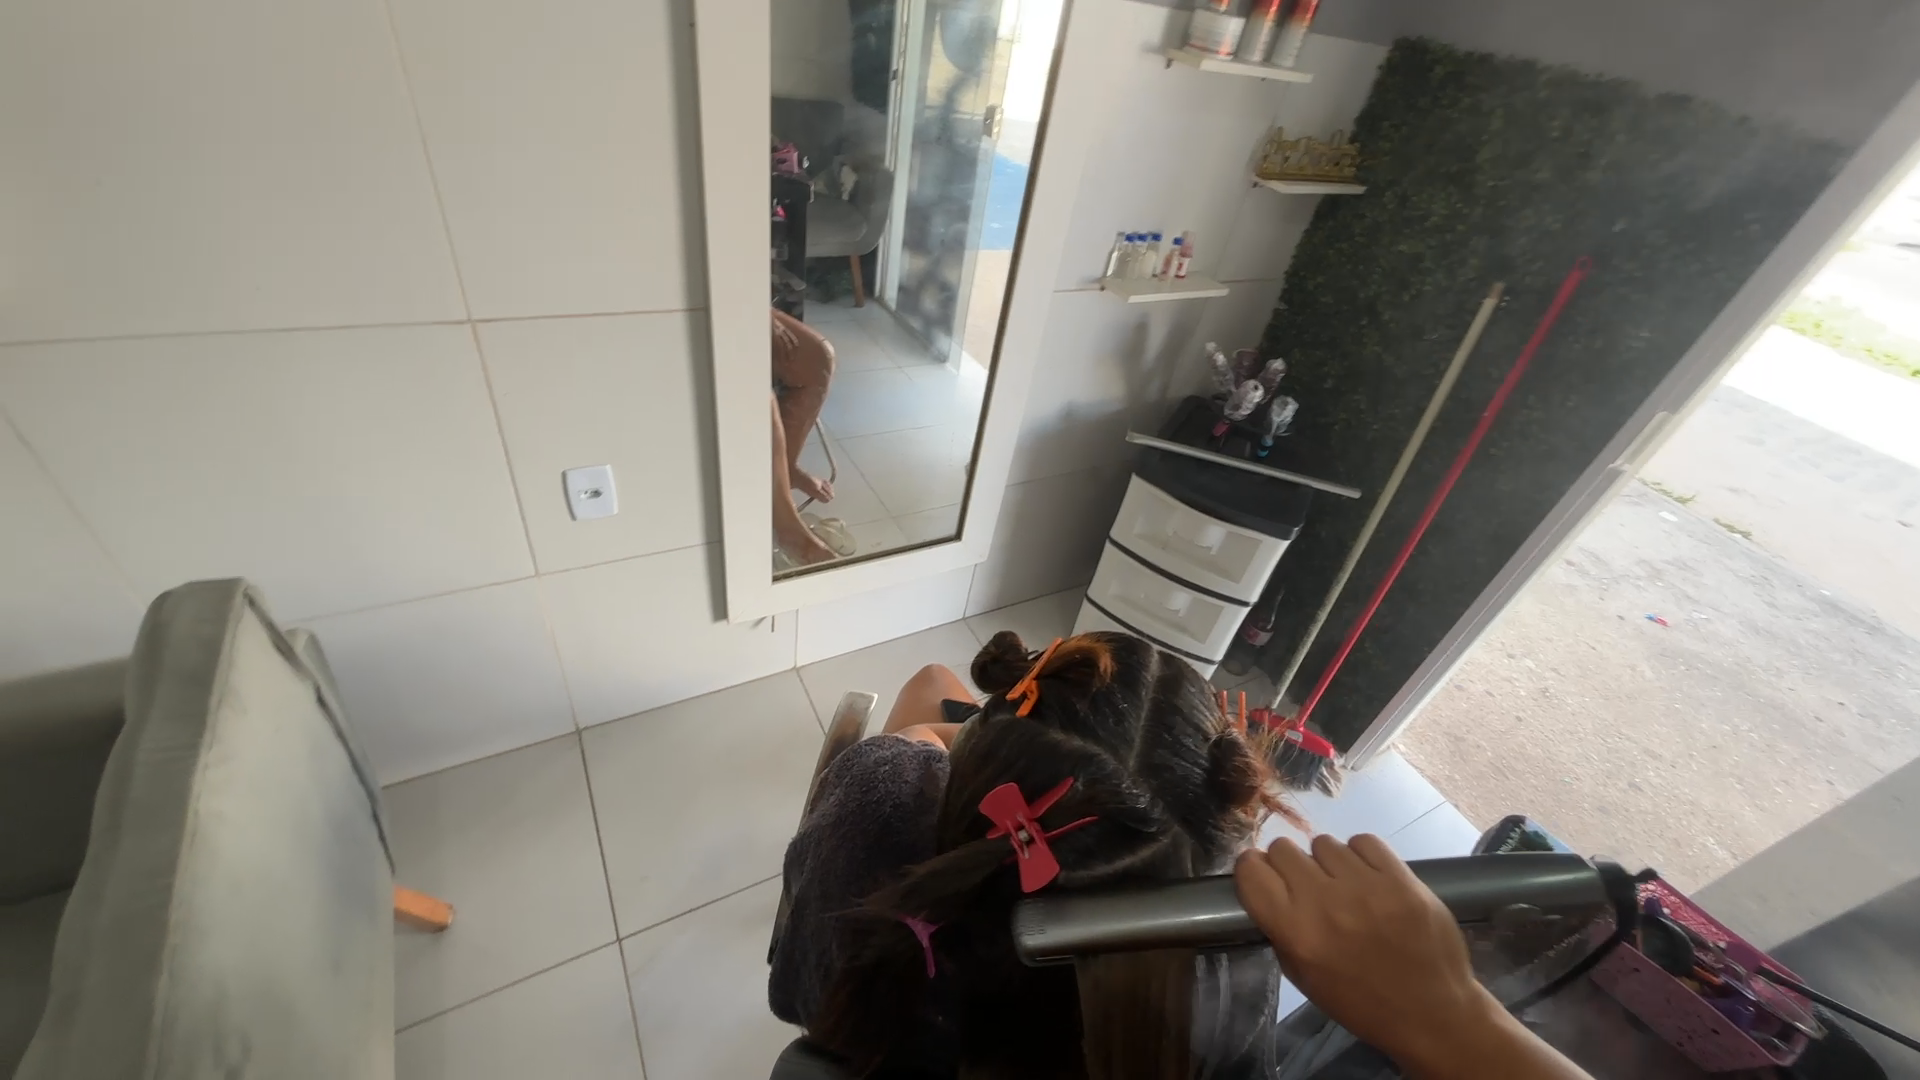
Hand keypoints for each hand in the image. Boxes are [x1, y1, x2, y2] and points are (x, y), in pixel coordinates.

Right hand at [1235, 834, 1492, 1068]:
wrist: (1437, 1017)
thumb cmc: (1361, 1001)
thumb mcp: (1301, 974)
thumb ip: (1277, 924)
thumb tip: (1266, 881)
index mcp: (1296, 932)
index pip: (1249, 868)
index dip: (1254, 870)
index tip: (1267, 879)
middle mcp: (1325, 904)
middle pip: (1282, 847)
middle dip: (1291, 865)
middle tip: (1311, 887)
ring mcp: (1366, 888)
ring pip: (1322, 842)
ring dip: (1329, 863)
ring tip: (1348, 888)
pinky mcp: (1402, 879)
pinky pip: (1363, 841)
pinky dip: (1363, 856)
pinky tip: (1371, 880)